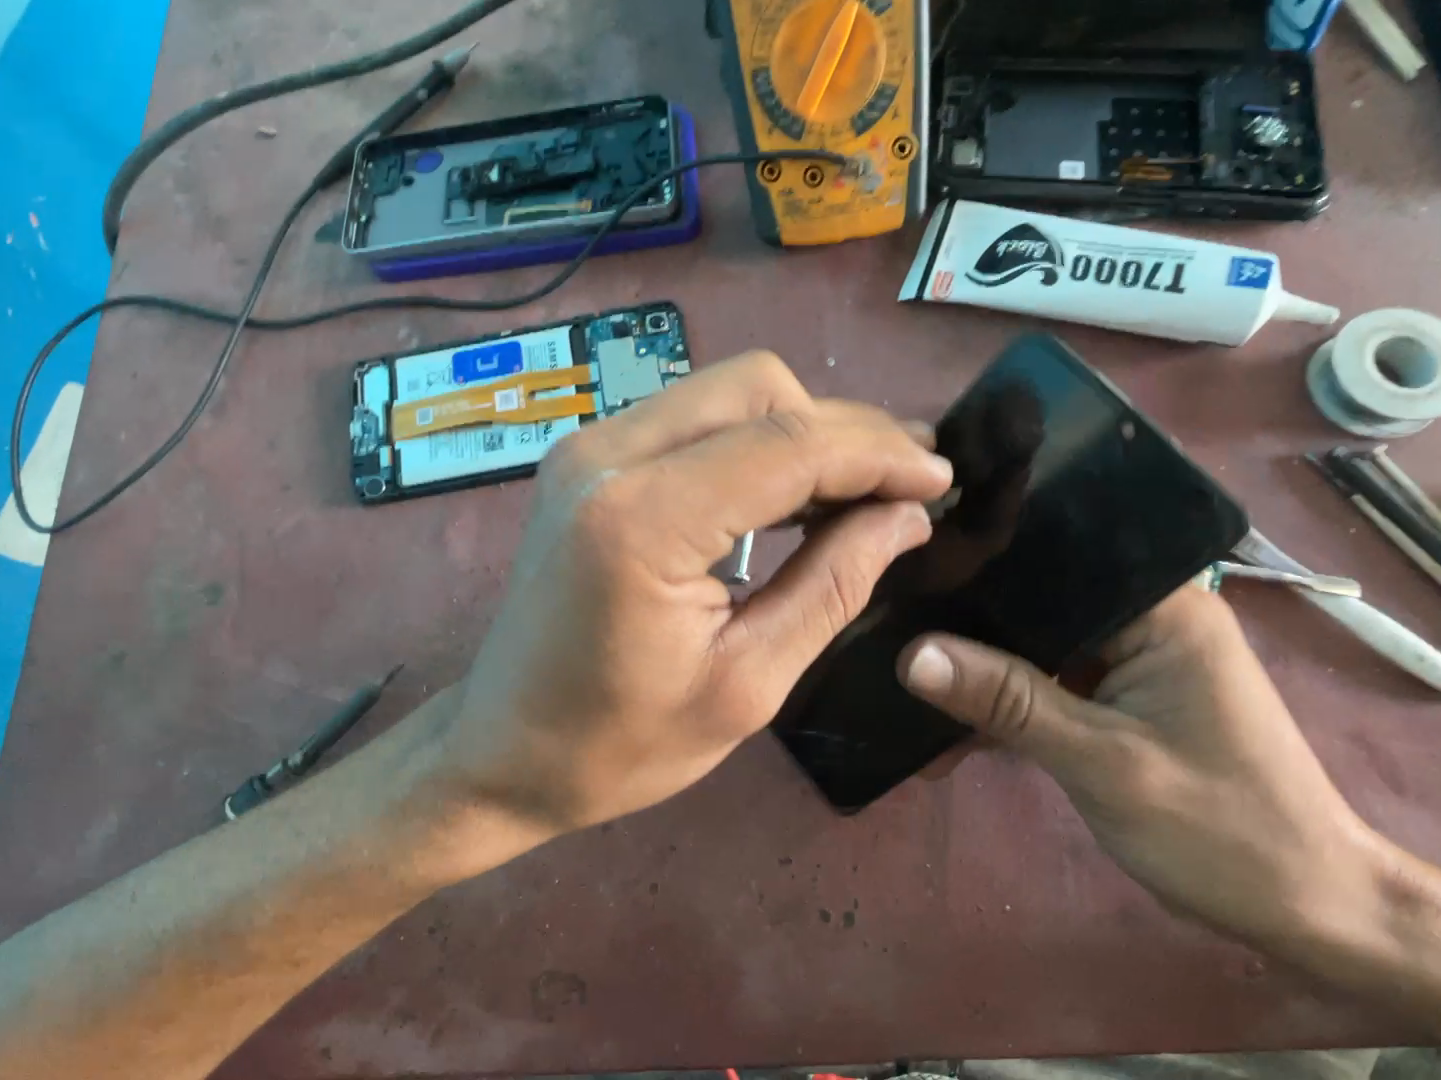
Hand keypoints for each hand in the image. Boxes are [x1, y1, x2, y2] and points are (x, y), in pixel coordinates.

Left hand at [438, 352, 952, 833]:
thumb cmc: (620, 745)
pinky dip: (755, 441)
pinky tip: (791, 492)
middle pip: (758, 388)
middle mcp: (607, 455)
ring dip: (801, 431)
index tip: (940, 477)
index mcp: (642, 521)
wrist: (500, 752)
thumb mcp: (747, 685)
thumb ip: (832, 586)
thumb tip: (907, 515)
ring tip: (860, 489)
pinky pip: (693, 416)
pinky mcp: (587, 457)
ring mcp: (588, 447)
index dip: (878, 453)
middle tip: (901, 487)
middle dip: (843, 430)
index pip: (788, 446)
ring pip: (727, 391)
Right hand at [898, 585, 1391, 945]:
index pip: (1055, 560)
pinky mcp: (1126, 693)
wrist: (1309, 910)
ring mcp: (1139, 656)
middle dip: (969, 626)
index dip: (979, 570)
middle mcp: (1151, 615)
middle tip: (887, 632)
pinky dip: (1009, 704)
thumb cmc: (1220, 830)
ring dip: (982, 671)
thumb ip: (1008, 701)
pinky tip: (949, 727)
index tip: (903, 581)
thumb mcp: (1103, 763)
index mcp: (1164, 607)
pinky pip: (1052, 680)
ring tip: (902, 680)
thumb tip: (910, 653)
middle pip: (1040, 599)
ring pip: (1039, 644)